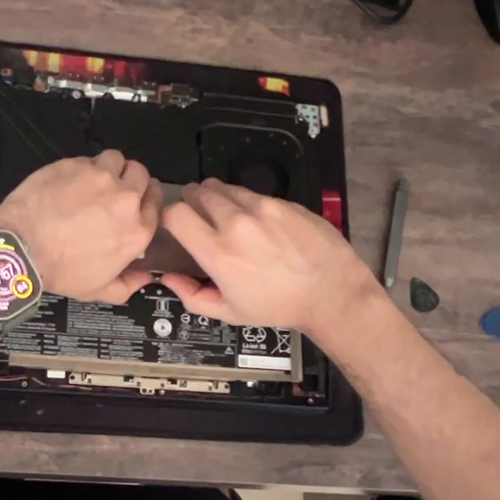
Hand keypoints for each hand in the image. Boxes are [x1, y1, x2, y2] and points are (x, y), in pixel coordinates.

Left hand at [0, 150, 159, 303]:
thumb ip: (128, 285)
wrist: (23, 250)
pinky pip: (87, 159)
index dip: (145, 200)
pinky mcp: (74, 164)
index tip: (135, 202)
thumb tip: (145, 278)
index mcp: (137, 230)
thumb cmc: (61, 272)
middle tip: (114, 191)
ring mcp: (100, 177)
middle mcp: (125, 199)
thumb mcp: (99, 291)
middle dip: (131, 180)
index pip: (156, 202)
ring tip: (93, 181)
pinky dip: (82, 168)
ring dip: (110, 168)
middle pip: (141, 175)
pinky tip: (69, 183)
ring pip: (117, 159)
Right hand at [159, 178, 382, 337]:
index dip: (169, 218)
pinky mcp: (283, 202)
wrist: (330, 292)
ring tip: (221, 213)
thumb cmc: (279, 307)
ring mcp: (262, 208)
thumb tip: (169, 278)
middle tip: (196, 216)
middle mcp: (236, 223)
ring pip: (223, 187)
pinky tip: (253, 219)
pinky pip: (252, 194)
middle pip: (198, 193)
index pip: (175, 214)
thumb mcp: (230, 312)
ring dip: (215, 197)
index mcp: (218, 253)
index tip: (175, 226)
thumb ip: (193, 296)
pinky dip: (244, 201)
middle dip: (191, 202)